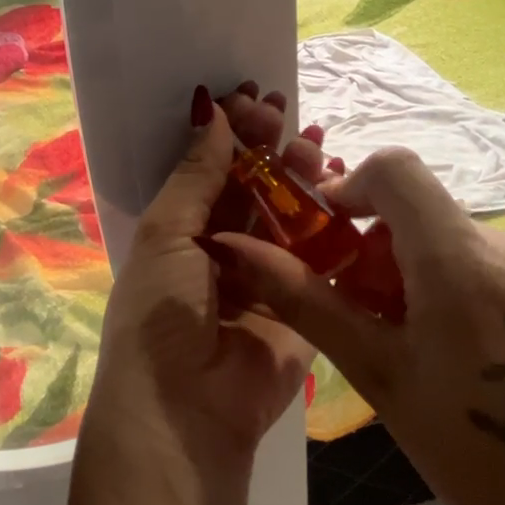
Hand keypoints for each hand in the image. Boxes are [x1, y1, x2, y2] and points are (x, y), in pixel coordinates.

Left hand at [65, 83, 319, 504]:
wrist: (187, 405)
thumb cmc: (161, 310)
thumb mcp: (167, 234)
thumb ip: (196, 176)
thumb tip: (212, 113)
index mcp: (180, 227)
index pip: (210, 168)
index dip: (231, 134)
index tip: (251, 98)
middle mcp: (223, 245)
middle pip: (253, 185)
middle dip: (268, 148)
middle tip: (285, 114)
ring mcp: (266, 273)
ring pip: (290, 213)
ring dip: (302, 176)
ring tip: (315, 144)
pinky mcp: (304, 303)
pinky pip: (322, 256)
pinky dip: (335, 222)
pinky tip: (344, 188)